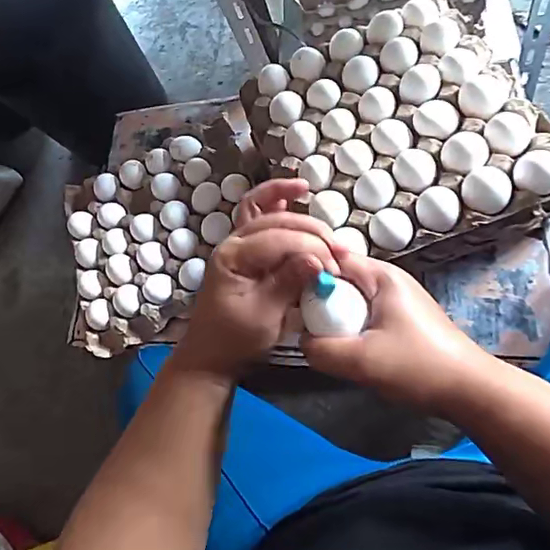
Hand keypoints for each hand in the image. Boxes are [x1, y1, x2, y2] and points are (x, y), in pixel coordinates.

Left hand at [172, 179, 342, 377]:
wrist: (211, 357)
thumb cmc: (235, 340)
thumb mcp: (265, 317)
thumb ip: (289, 284)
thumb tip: (318, 260)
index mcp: (233, 257)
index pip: (278, 239)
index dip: (311, 249)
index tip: (333, 269)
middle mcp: (233, 243)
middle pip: (275, 220)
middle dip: (310, 231)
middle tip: (337, 252)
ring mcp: (238, 243)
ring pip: (264, 209)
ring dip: (290, 203)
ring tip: (312, 199)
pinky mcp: (247, 250)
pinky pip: (260, 216)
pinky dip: (276, 200)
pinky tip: (294, 192)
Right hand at [299, 250, 500, 413]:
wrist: (469, 390)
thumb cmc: (419, 367)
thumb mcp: (360, 360)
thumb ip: (320, 349)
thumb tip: (302, 342)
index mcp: (382, 276)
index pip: (332, 258)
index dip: (308, 275)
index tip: (292, 301)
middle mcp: (389, 280)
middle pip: (340, 280)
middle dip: (322, 304)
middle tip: (311, 331)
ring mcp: (397, 300)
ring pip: (351, 302)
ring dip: (338, 322)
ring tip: (333, 346)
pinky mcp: (401, 320)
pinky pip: (365, 317)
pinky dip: (354, 332)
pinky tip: (355, 355)